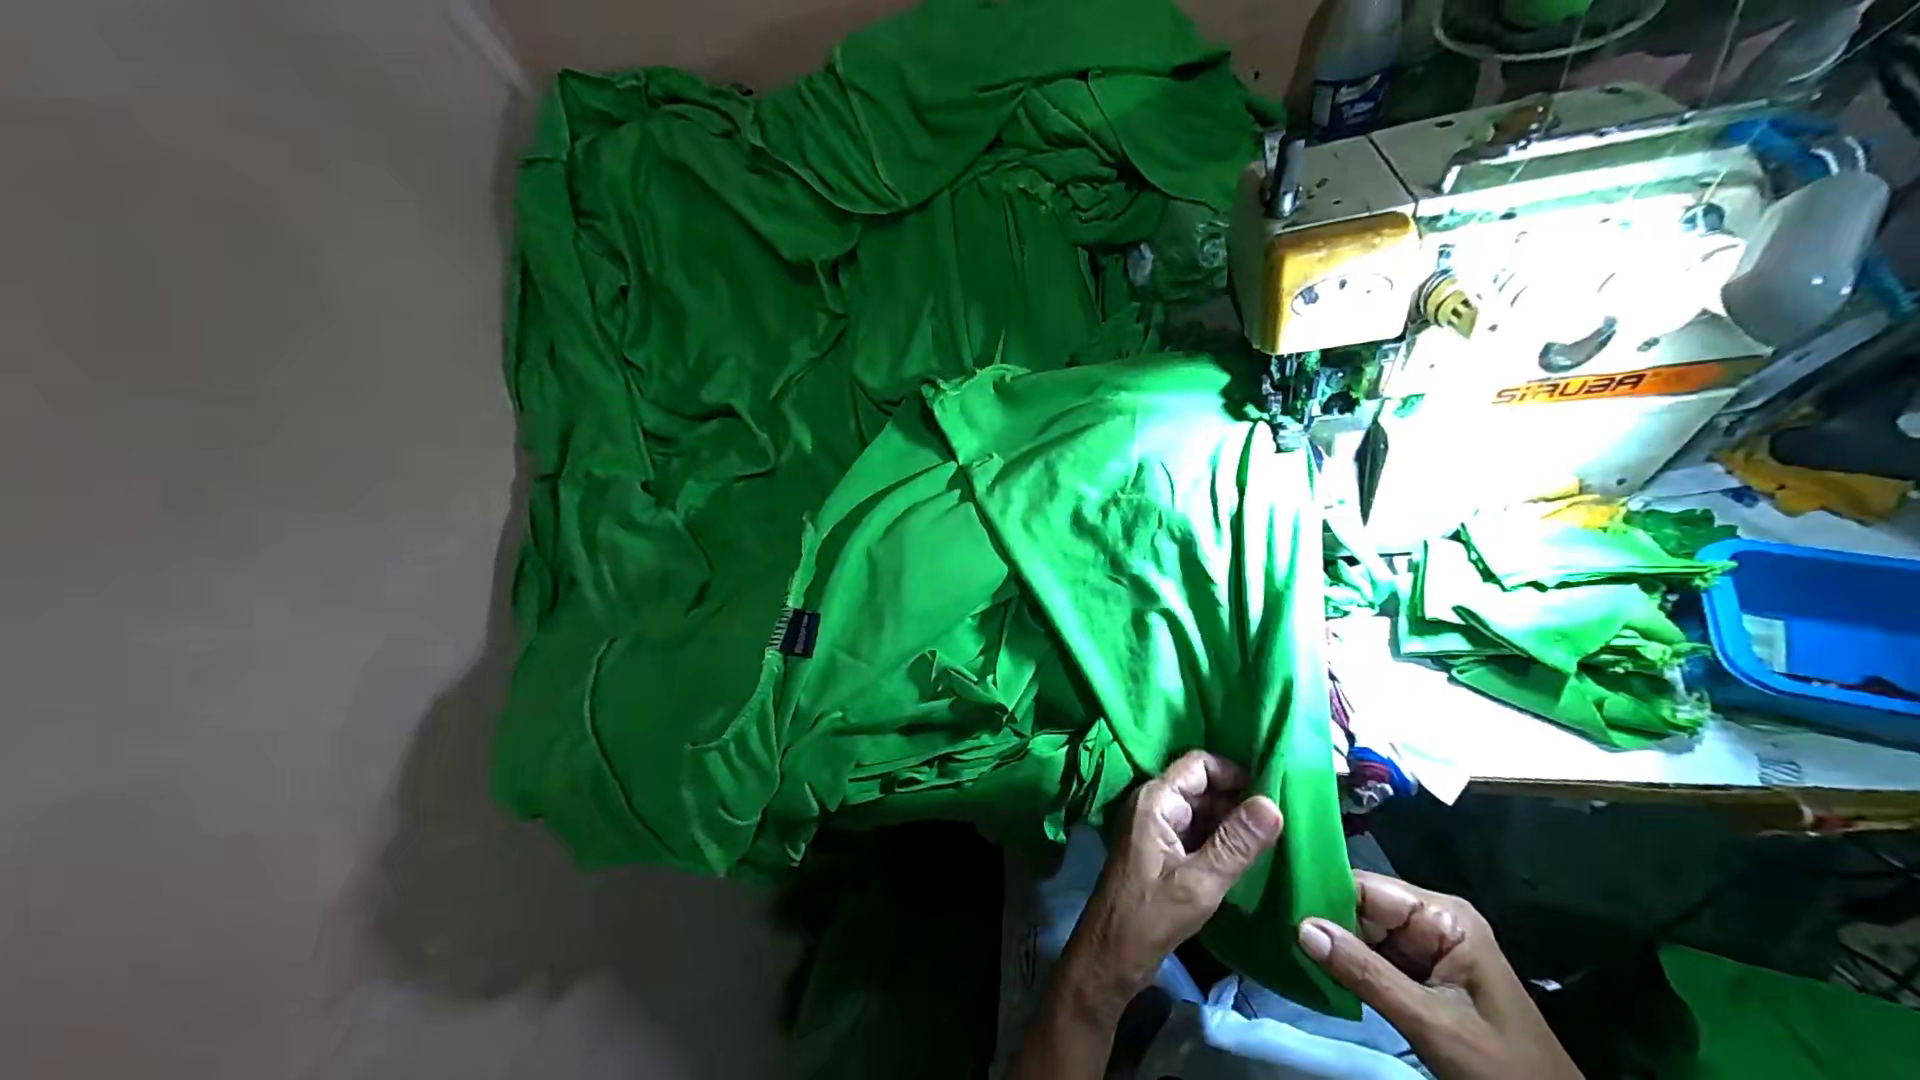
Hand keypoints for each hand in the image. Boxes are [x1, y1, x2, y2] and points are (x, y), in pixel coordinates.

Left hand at [1061, 749, 1284, 1014]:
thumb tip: (1273, 803)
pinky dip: (1218, 836)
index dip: (1235, 772)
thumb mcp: (1200, 882)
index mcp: (1155, 800)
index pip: (1199, 764)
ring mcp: (1154, 825)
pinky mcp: (1159, 847)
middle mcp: (1152, 803)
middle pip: (1201, 784)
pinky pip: (1194, 828)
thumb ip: (1236, 843)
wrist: (1111, 954)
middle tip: (1280, 818)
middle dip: (1237, 797)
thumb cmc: (1151, 915)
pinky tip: (1246, 854)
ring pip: (1199, 807)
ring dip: (1230, 819)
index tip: (1272, 792)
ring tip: (1271, 836)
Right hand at [1297, 871, 1582, 1079]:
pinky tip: (1310, 962)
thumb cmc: (1502, 1067)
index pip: (1366, 889)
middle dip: (1321, 918)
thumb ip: (1365, 973)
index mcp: (1444, 916)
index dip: (1322, 892)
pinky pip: (1369, 956)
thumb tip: (1300, 926)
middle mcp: (1431, 920)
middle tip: (1269, 921)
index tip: (1274, 898)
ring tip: (1278, 937)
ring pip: (1359, 932)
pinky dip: (1343, 963)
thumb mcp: (1432, 1022)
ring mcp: (1425, 947)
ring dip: (1328, 941)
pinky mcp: (1417, 973)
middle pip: (1359, 907)